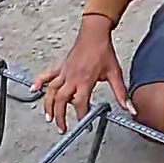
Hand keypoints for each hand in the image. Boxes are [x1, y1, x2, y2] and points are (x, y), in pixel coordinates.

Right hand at [33, 15, 132, 132]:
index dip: (82, 116)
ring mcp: (64, 72)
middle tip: (62, 129)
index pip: (80, 104)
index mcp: (85, 81)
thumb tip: (130, 108)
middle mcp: (72, 78)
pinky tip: (33, 89)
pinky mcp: (60, 67)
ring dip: (48, 105)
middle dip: (60, 117)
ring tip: (48, 118)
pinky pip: (46, 76)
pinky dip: (38, 82)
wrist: (95, 33)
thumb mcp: (115, 73)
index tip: (85, 125)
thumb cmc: (103, 51)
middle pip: (61, 101)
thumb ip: (121, 93)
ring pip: (51, 91)